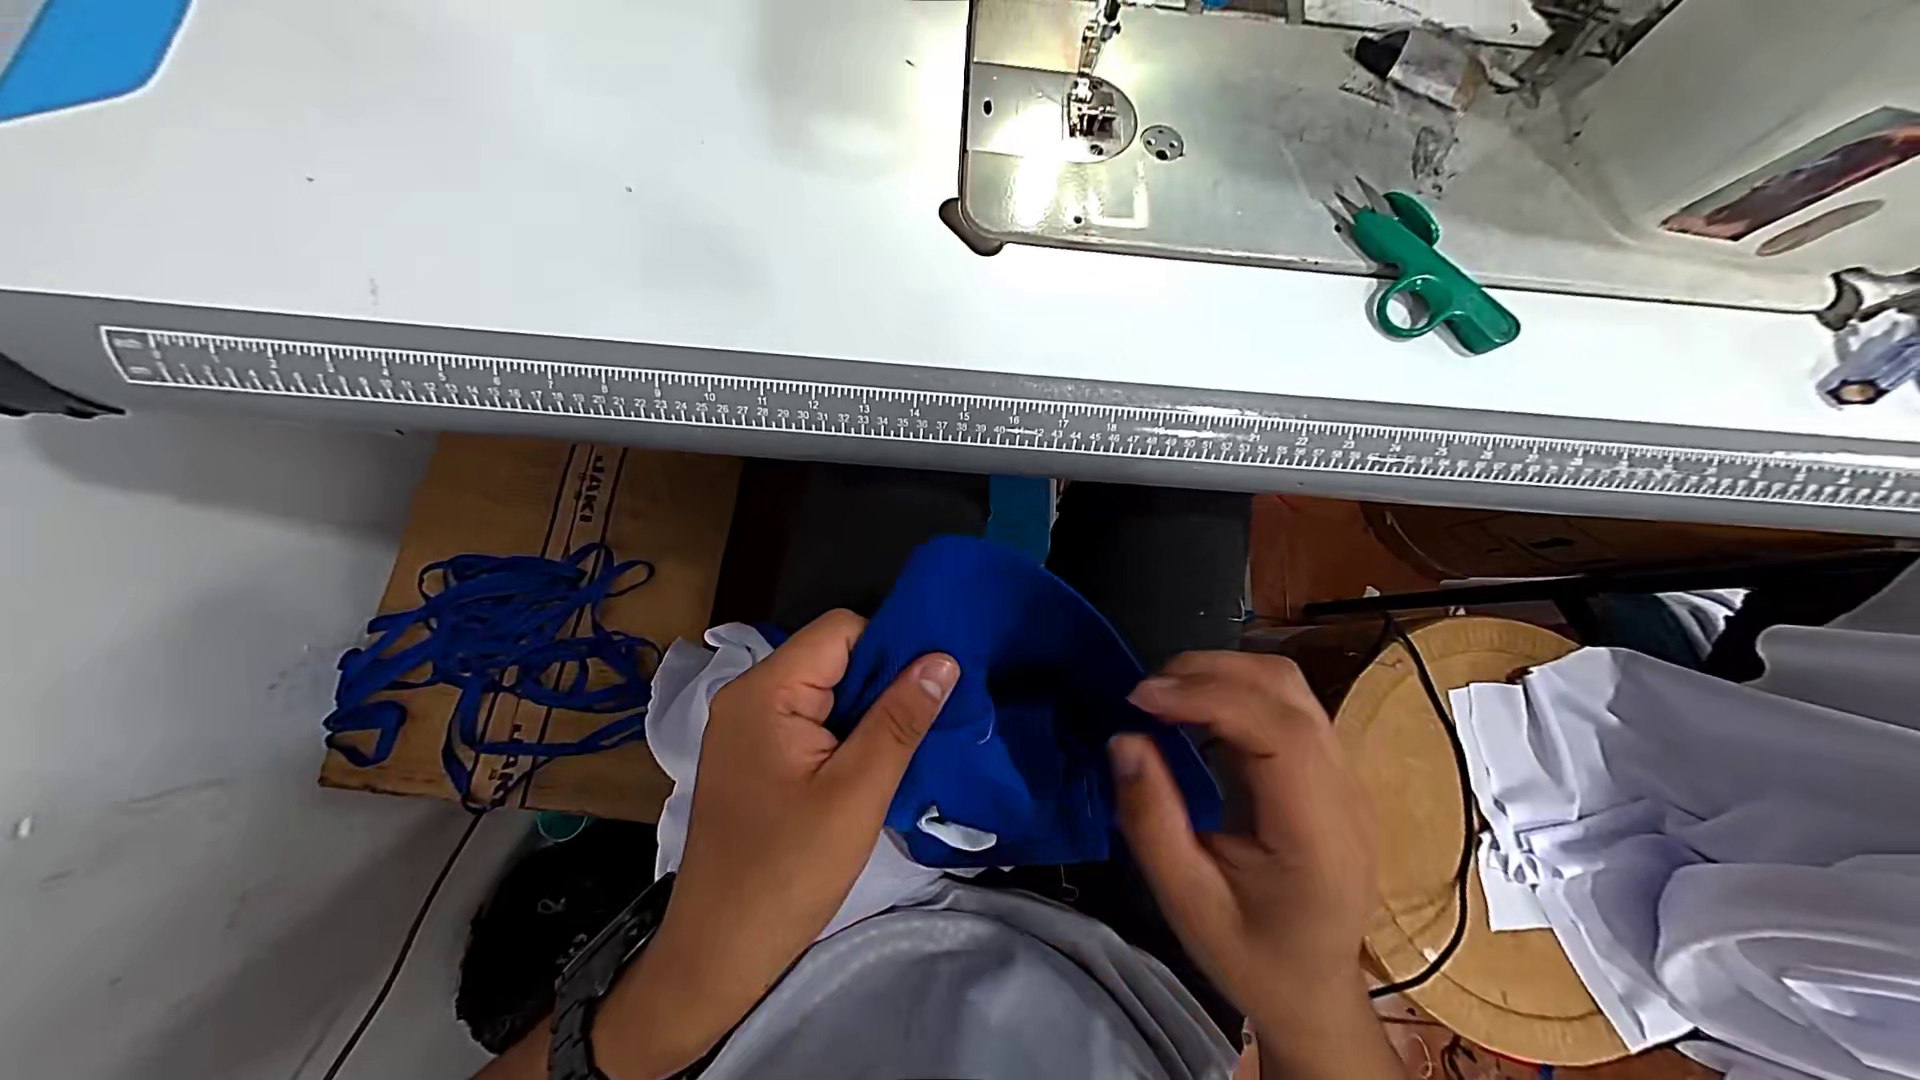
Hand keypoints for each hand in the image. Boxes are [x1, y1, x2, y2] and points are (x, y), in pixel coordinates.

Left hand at [594, 610, 958, 1078]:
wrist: (718, 954)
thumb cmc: (788, 871)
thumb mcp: (857, 792)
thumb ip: (900, 718)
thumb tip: (944, 658)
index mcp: (766, 690)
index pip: (841, 630)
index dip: (890, 647)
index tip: (929, 685)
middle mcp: (749, 694)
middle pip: (832, 656)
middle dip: (882, 681)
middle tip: (923, 720)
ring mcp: (747, 724)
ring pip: (825, 688)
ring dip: (866, 710)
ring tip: (902, 743)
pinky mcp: (753, 752)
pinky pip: (810, 718)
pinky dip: (845, 731)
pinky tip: (870, 761)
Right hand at [1109, 652, 1396, 1079]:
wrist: (1314, 992)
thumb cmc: (1251, 955)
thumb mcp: (1185, 901)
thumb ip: (1150, 820)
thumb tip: (1123, 739)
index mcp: (1318, 834)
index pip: (1278, 730)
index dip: (1206, 696)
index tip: (1141, 698)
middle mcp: (1345, 790)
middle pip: (1285, 689)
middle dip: (1207, 672)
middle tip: (1145, 695)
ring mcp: (1345, 774)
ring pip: (1287, 684)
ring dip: (1220, 673)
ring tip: (1165, 696)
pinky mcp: (1330, 767)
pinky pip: (1284, 702)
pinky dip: (1232, 688)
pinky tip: (1195, 710)